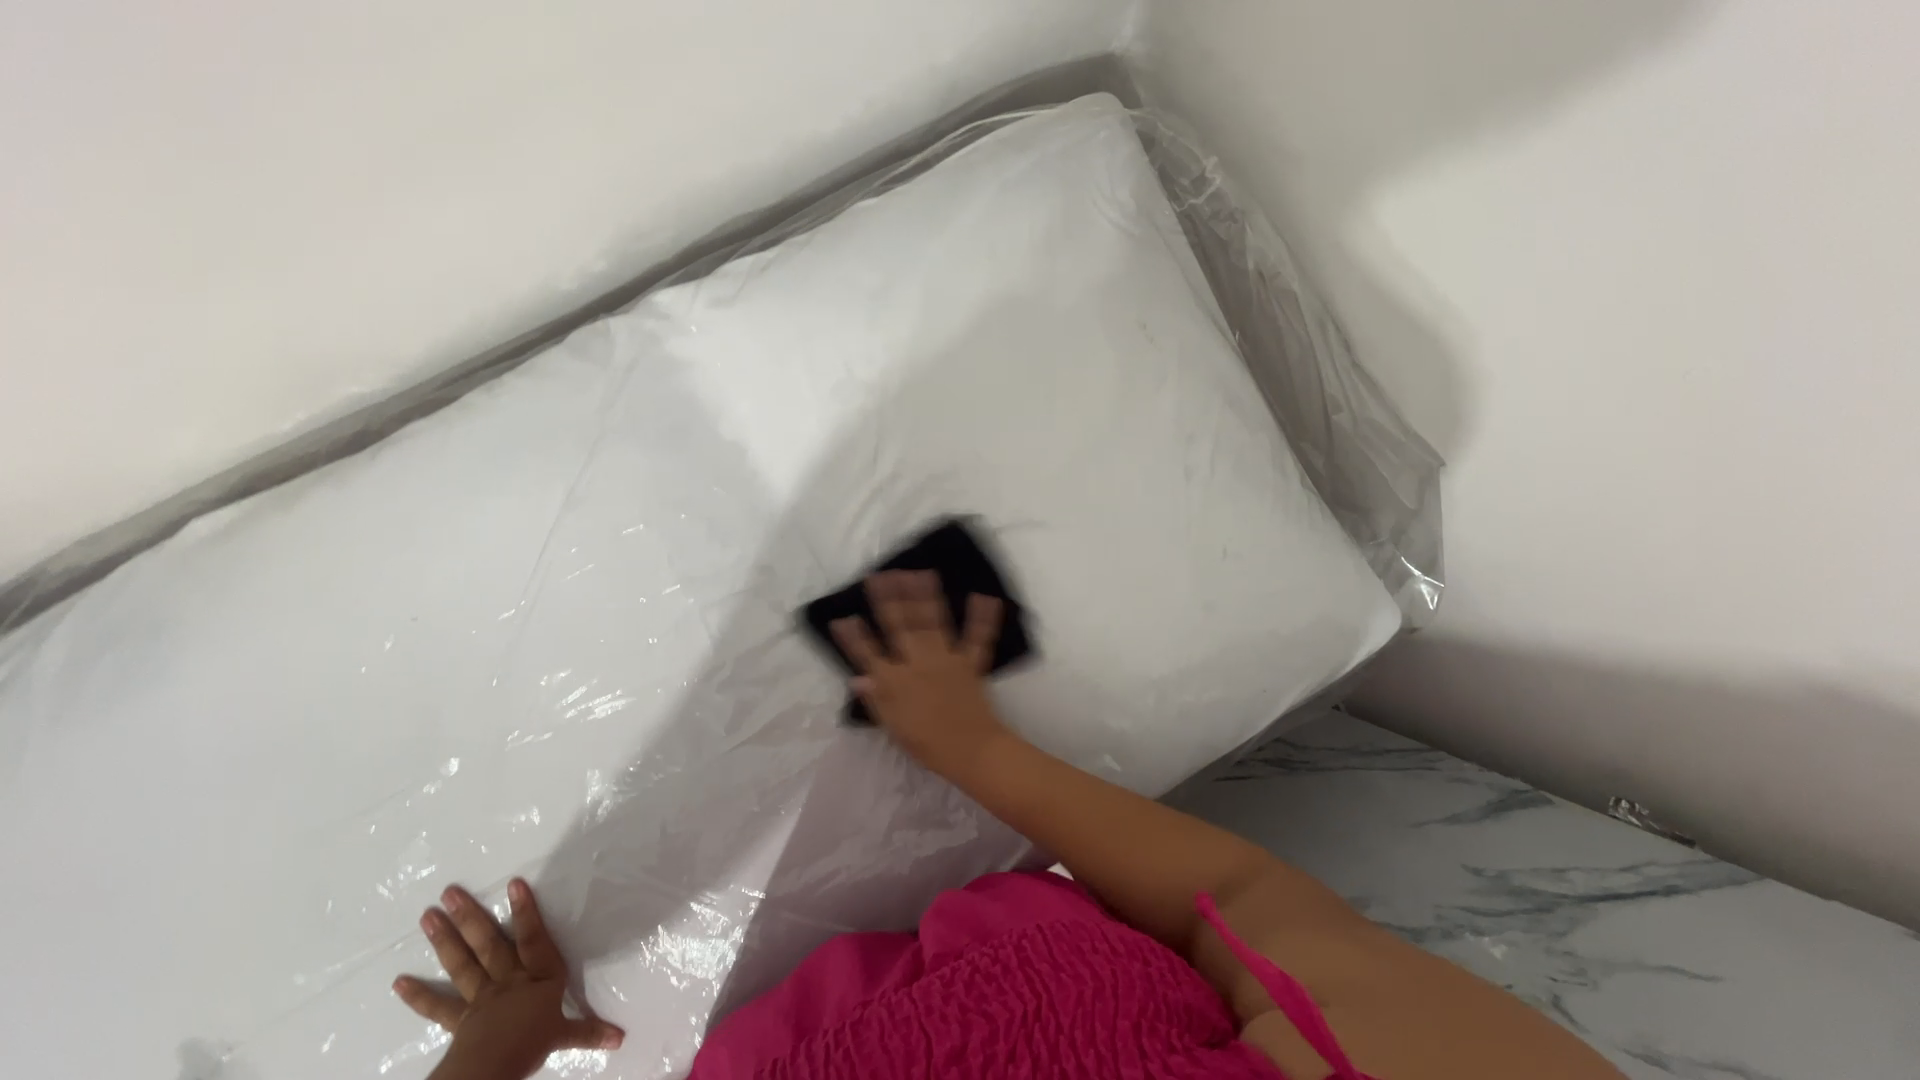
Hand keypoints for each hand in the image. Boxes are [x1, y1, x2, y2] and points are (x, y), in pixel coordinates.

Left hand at [394, 879, 622, 1079]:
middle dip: (471, 917)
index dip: (525, 911)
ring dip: (445, 941)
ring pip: (463, 964)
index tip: (513, 883)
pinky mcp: (459, 1020)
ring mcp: (480, 998)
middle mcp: (508, 980)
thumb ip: (589, 1032)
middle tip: (450, 892)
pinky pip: (437, 1007)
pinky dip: (417, 995)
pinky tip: (399, 982)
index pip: (533, 939)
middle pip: (489, 944)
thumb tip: (621, 1037)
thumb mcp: (566, 1036)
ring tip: (427, 916)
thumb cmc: (532, 1044)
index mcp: (538, 978)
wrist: (492, 1070)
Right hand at [830, 570, 1011, 777]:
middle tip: (882, 573)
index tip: (842, 617)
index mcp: (895, 681)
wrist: (970, 751)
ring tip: (919, 572)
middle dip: (890, 598)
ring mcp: (945, 659)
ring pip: (933, 622)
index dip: (854, 636)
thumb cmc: (927, 744)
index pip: (868, 654)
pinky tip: (984, 596)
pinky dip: (982, 617)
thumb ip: (876, 700)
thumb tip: (857, 679)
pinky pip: (978, 638)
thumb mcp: (894, 727)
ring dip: (925, 595)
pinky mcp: (970, 663)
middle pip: (900, 626)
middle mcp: (917, 663)